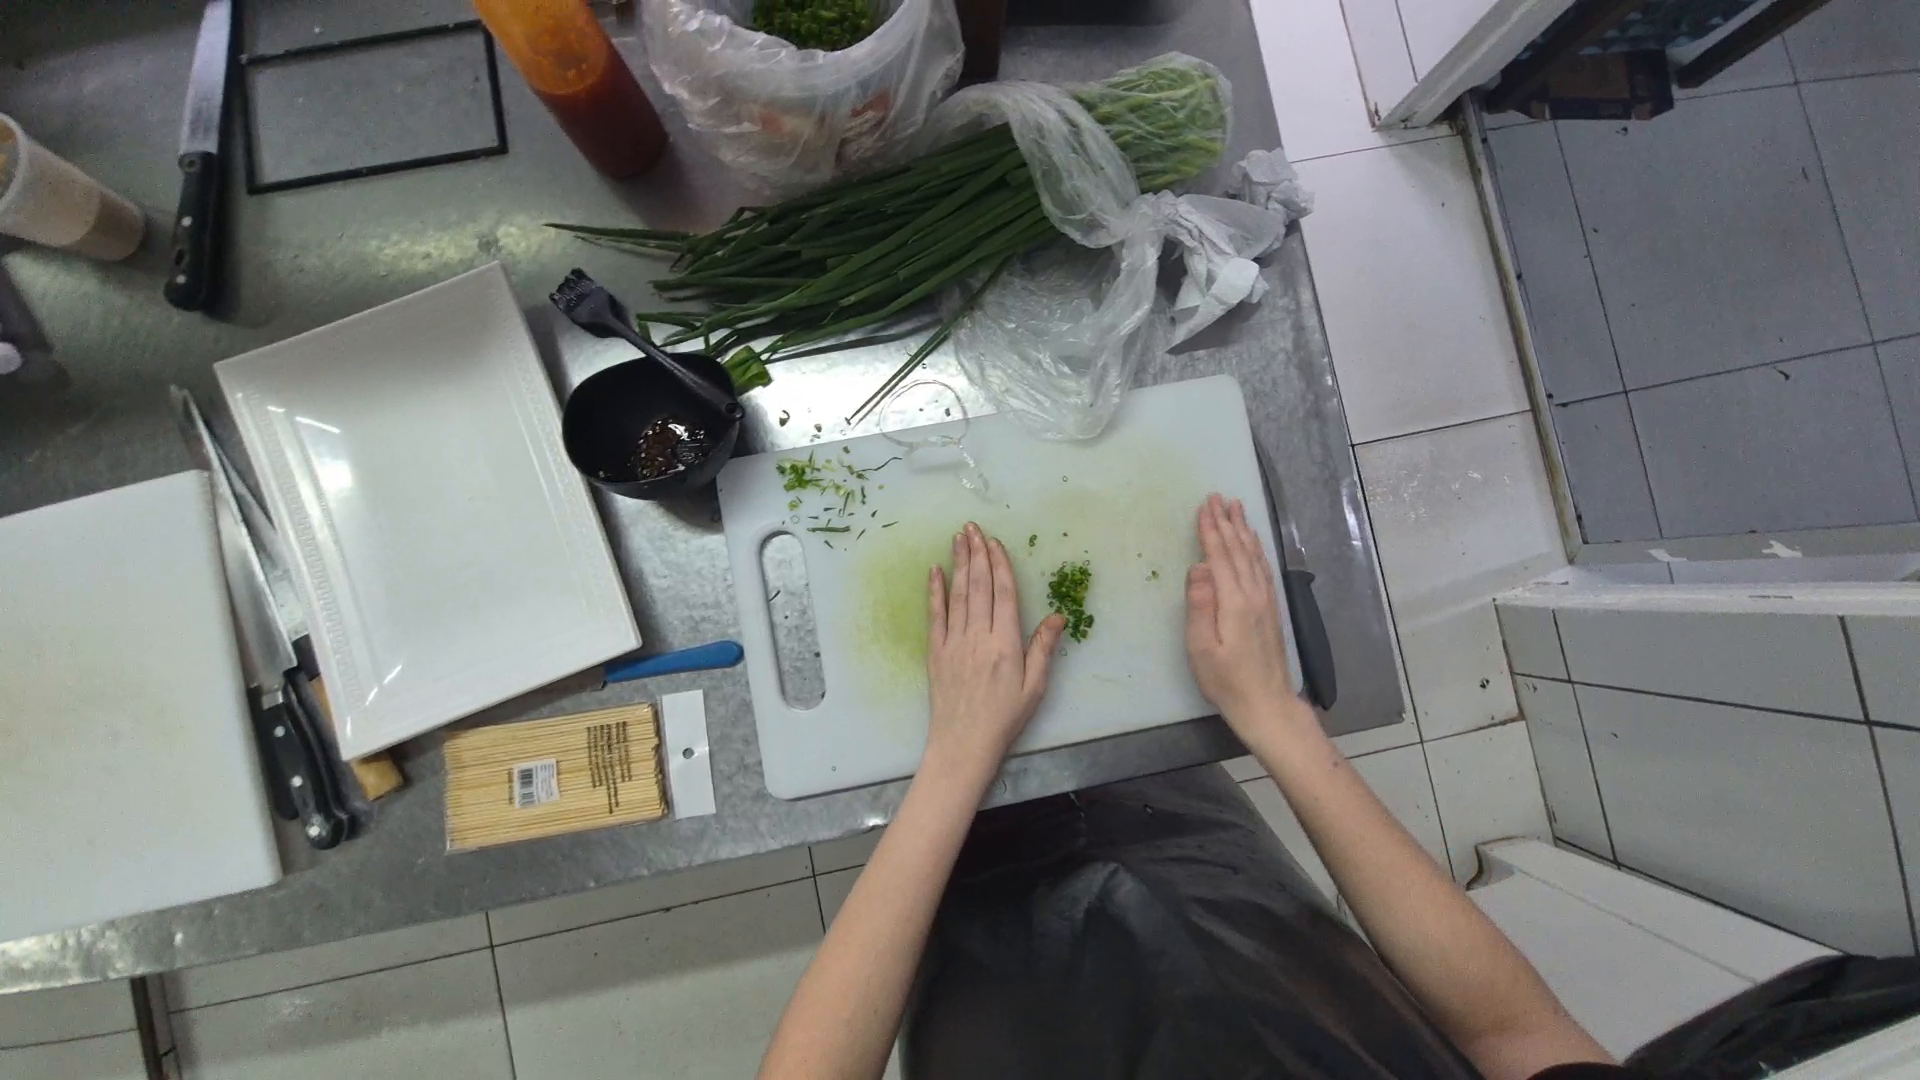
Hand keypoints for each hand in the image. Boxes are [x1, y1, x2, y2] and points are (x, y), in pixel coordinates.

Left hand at [924, 523, 1065, 778]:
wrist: (964, 744)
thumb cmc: (1005, 717)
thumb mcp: (1035, 687)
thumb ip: (1043, 648)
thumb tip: (1058, 616)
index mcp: (1006, 643)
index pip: (1004, 593)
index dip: (1000, 564)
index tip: (996, 542)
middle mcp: (978, 636)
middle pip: (979, 585)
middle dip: (977, 553)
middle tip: (973, 527)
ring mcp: (954, 642)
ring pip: (957, 594)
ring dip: (958, 563)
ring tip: (958, 538)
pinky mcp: (936, 651)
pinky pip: (935, 615)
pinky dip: (935, 591)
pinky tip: (935, 571)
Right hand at [1186, 494, 1307, 729]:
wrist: (1266, 705)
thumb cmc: (1226, 680)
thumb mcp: (1201, 647)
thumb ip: (1200, 605)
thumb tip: (1198, 567)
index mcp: (1234, 601)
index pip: (1220, 556)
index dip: (1210, 529)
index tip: (1203, 505)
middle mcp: (1254, 595)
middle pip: (1239, 550)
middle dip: (1227, 522)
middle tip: (1218, 497)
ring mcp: (1266, 601)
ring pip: (1253, 556)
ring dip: (1243, 530)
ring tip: (1236, 509)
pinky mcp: (1271, 610)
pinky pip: (1262, 569)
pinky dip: (1256, 550)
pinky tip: (1252, 543)